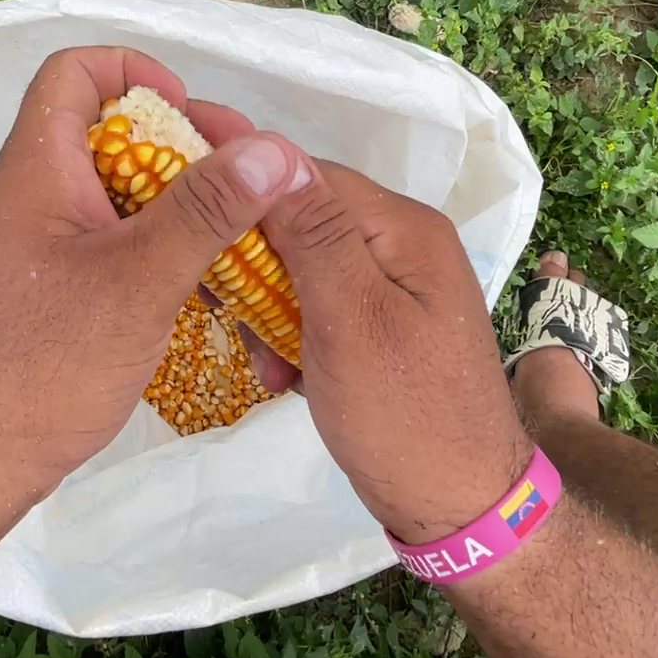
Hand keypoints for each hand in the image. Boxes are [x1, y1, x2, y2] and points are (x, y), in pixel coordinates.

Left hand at [0, 46, 315, 486]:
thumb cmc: (44, 360)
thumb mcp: (137, 278)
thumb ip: (206, 210)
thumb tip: (274, 149)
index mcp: (37, 165)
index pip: (73, 71)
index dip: (133, 70)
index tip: (187, 109)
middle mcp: (34, 189)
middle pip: (107, 128)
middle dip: (178, 141)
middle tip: (237, 176)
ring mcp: (42, 238)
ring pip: (116, 187)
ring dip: (175, 196)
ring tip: (235, 224)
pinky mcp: (54, 280)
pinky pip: (113, 233)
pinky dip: (158, 238)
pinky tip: (202, 271)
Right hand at [261, 162, 534, 542]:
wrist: (459, 508)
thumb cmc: (402, 414)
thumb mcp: (350, 318)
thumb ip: (314, 233)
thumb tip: (274, 149)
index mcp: (403, 227)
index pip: (306, 174)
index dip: (248, 192)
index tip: (198, 227)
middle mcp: (402, 241)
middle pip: (303, 218)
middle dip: (257, 262)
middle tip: (223, 307)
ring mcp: (393, 281)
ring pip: (303, 263)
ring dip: (270, 305)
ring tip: (265, 358)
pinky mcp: (381, 318)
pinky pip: (320, 300)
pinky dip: (293, 330)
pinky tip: (284, 371)